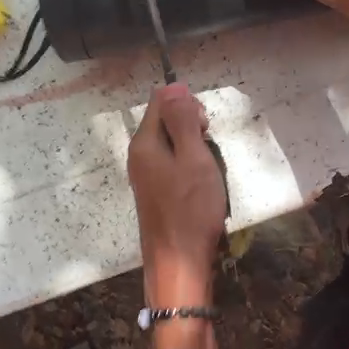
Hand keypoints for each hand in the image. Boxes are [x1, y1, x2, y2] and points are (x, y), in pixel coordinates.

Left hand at [128, 84, 225, 305]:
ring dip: (195, 150)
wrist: (179, 263)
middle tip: (209, 151)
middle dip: (192, 128)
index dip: (186, 105)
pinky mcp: (156, 193)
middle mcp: (139, 156)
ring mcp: (146, 176)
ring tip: (209, 172)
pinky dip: (191, 168)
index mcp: (144, 143)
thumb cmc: (191, 209)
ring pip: (173, 144)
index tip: (205, 128)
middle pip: (165, 121)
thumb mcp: (193, 158)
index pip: (160, 101)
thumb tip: (173, 86)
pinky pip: (174, 165)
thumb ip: (182, 121)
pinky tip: (203, 186)